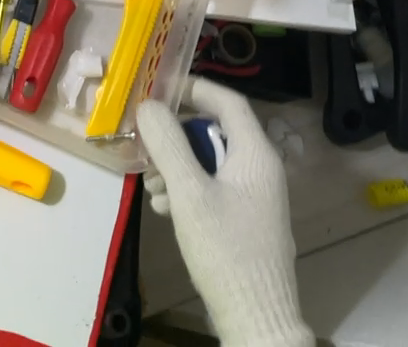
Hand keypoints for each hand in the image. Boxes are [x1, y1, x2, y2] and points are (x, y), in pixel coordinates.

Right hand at [137, 78, 313, 346]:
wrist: (256, 319)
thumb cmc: (225, 248)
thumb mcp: (189, 193)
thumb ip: (168, 144)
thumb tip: (149, 105)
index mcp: (255, 154)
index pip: (228, 101)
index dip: (195, 88)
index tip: (161, 89)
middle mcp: (260, 169)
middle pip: (215, 131)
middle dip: (177, 137)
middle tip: (147, 148)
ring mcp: (255, 197)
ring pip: (211, 162)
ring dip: (178, 166)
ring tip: (152, 187)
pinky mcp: (246, 221)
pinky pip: (214, 188)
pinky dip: (188, 189)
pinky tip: (165, 208)